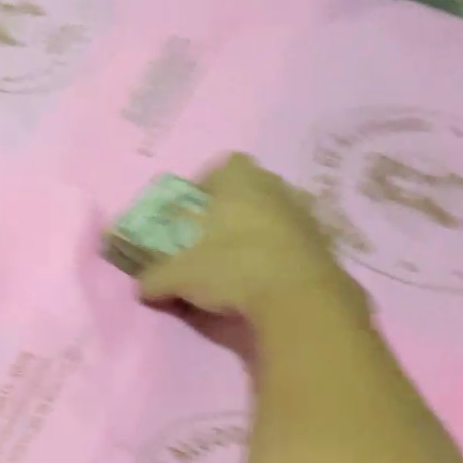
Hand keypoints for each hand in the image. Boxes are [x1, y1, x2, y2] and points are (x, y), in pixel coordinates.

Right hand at [140, 153, 365, 328]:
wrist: (298, 296)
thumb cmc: (231, 268)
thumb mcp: (173, 278)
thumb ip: (152, 279)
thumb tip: (143, 286)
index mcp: (240, 185)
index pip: (225, 165)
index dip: (206, 183)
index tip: (189, 209)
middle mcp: (276, 189)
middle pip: (249, 187)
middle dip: (227, 208)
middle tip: (204, 236)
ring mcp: (303, 213)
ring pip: (270, 211)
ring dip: (251, 229)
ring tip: (230, 258)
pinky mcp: (320, 240)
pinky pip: (287, 235)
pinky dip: (271, 249)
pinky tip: (255, 273)